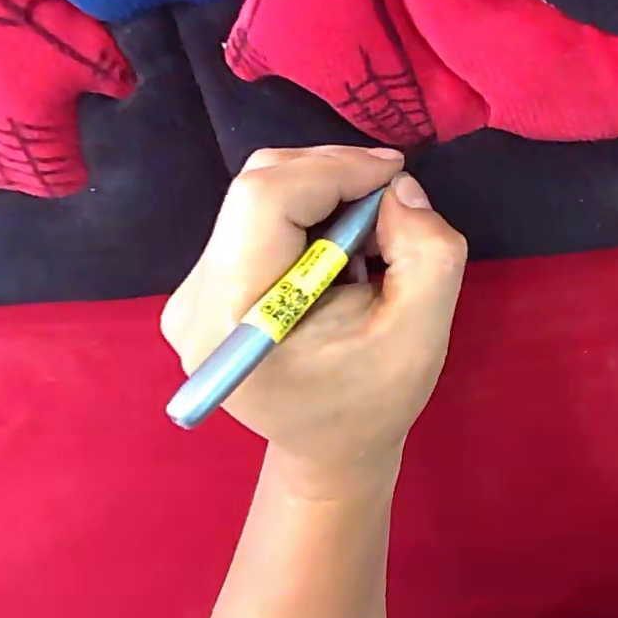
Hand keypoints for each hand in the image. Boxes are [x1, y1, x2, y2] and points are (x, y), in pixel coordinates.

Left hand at [162, 146, 467, 496]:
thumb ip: (427, 252)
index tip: (394, 172)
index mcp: (233, 319)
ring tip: (369, 227)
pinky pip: (257, 211)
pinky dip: (308, 206)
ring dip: (323, 188)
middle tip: (388, 194)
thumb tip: (398, 188)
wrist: (327, 448)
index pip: (266, 199)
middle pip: (259, 185)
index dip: (334, 169)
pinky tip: (338, 241)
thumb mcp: (421, 335)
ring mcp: (190, 289)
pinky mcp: (205, 280)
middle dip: (332, 173)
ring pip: (260, 191)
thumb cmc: (371, 403)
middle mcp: (193, 298)